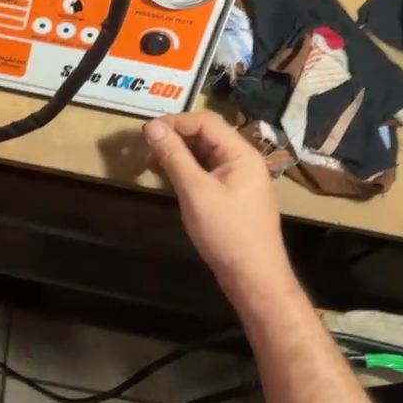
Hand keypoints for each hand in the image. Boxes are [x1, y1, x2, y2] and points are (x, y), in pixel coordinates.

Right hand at [143, 112, 289, 292]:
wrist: (256, 280)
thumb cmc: (226, 233)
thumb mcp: (195, 192)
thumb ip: (174, 156)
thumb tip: (152, 126)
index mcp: (241, 154)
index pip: (205, 121)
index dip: (174, 122)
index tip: (146, 134)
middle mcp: (244, 160)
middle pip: (206, 135)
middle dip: (175, 139)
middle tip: (148, 154)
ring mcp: (241, 179)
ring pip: (205, 153)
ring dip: (179, 155)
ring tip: (155, 168)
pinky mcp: (234, 195)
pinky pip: (208, 171)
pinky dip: (188, 170)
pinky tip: (172, 182)